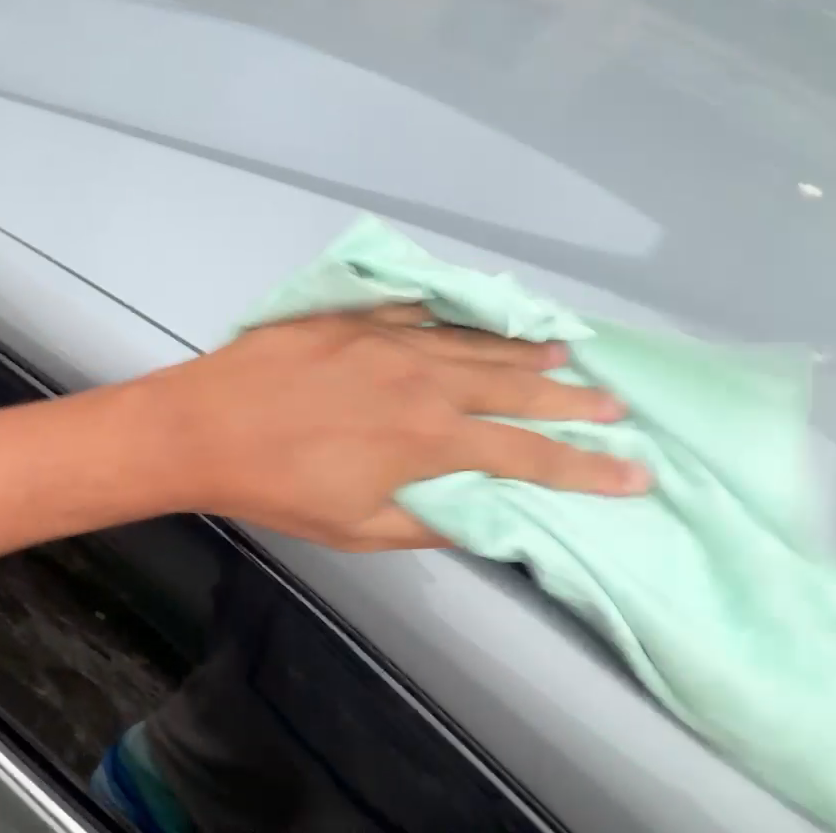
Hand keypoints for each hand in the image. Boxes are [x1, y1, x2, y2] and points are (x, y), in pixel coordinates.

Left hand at [139, 305, 644, 550]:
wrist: (199, 426)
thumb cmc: (274, 486)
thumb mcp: (357, 525)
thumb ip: (428, 520)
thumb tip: (483, 515)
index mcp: (427, 437)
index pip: (526, 454)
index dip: (584, 467)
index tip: (635, 472)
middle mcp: (419, 378)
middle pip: (510, 387)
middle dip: (567, 399)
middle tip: (614, 404)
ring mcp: (381, 339)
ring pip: (469, 342)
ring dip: (519, 351)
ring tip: (562, 355)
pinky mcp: (345, 318)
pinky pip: (413, 310)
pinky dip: (451, 315)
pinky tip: (473, 316)